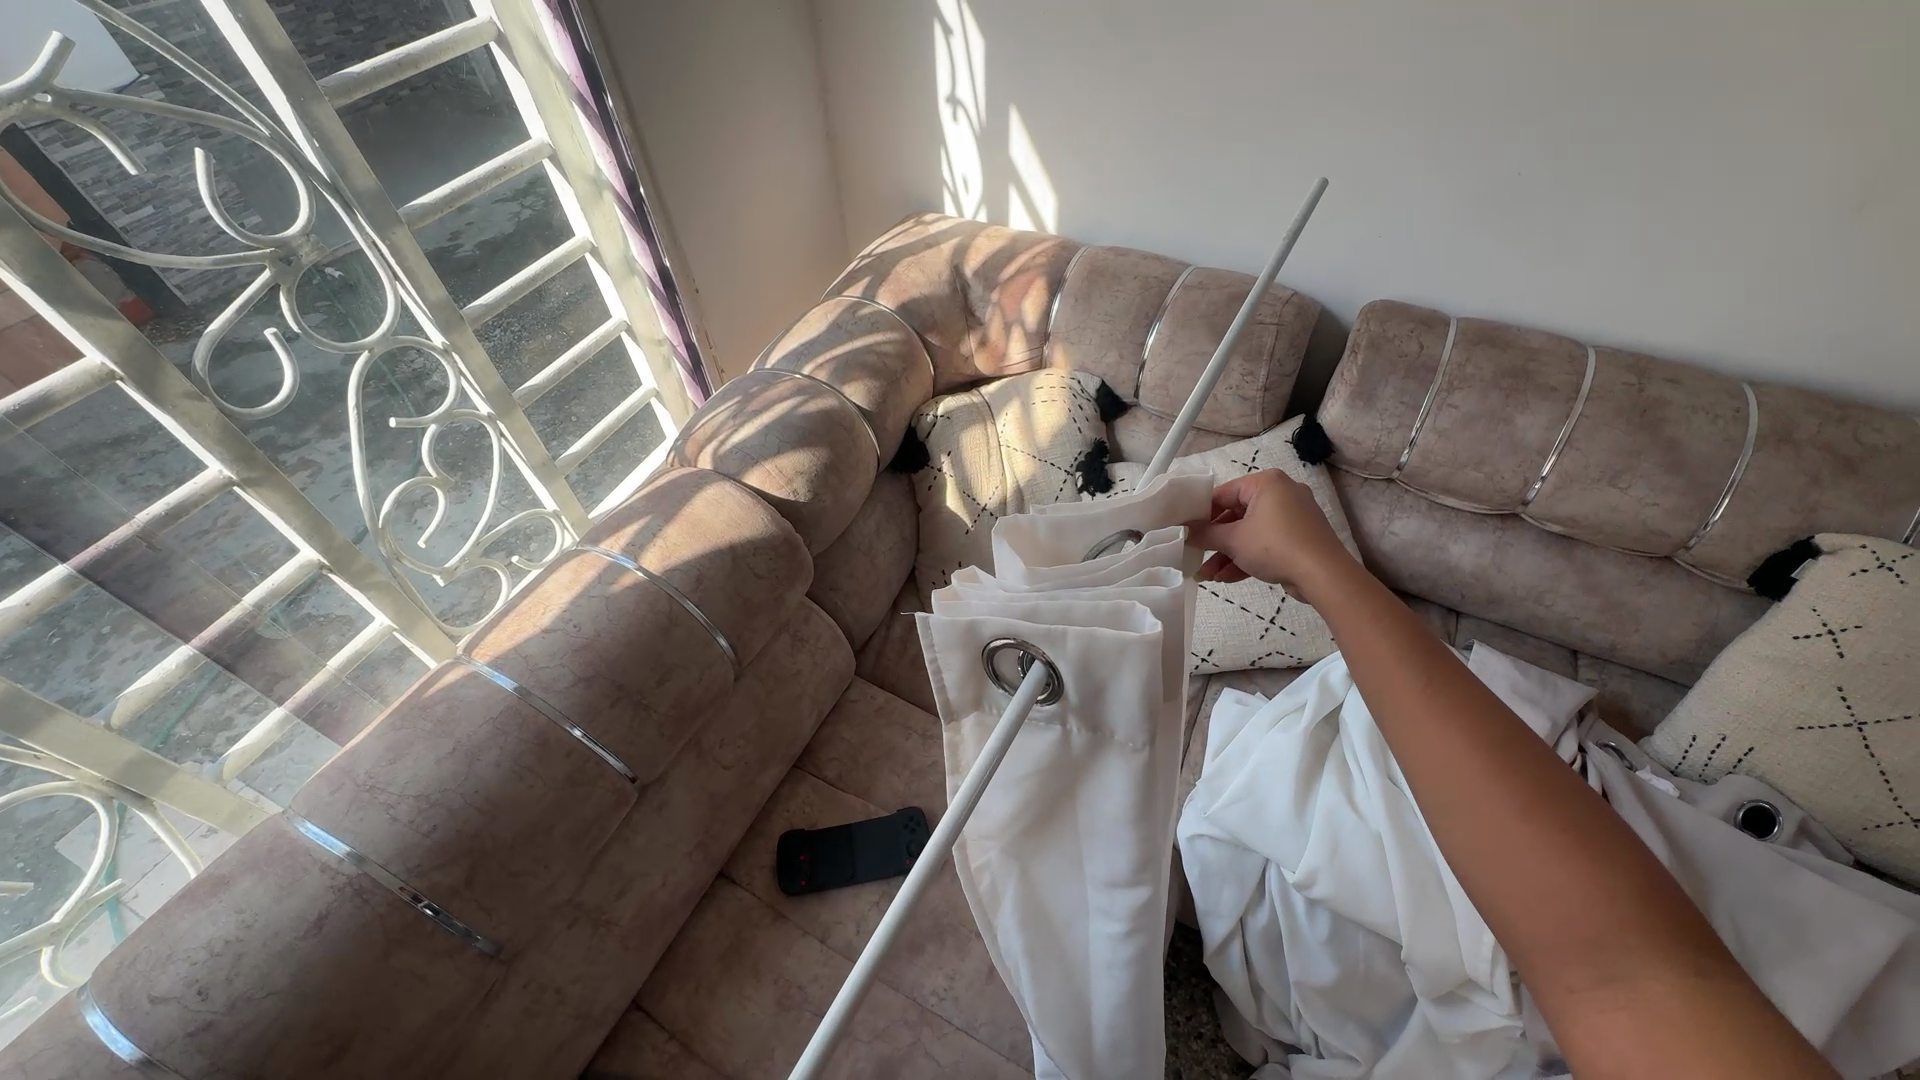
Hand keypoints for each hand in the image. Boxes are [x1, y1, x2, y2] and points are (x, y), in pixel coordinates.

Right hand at [1183, 470, 1356, 601]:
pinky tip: (1226, 578)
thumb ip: (1205, 534)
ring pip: (1250, 533)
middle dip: (1215, 542)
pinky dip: (1246, 558)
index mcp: (1266, 483)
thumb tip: (1184, 532)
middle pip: (1236, 515)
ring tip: (1207, 576)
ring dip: (1227, 554)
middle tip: (1194, 556)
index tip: (1185, 532)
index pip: (1223, 494)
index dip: (1200, 515)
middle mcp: (1281, 493)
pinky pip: (1265, 543)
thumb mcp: (1233, 540)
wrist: (1323, 575)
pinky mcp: (1298, 537)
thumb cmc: (1275, 546)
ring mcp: (1292, 517)